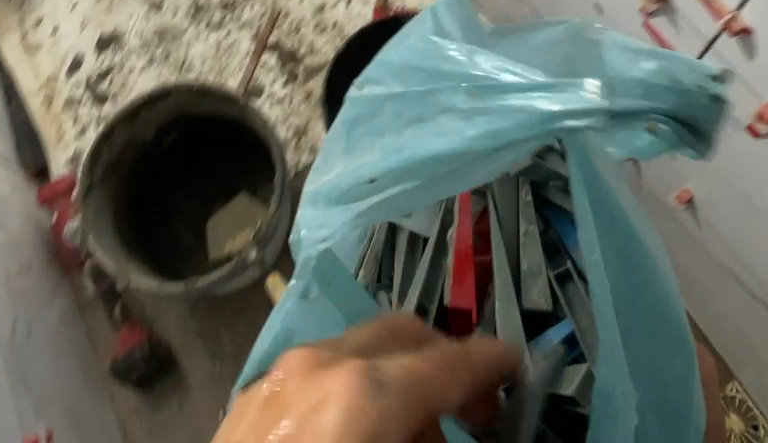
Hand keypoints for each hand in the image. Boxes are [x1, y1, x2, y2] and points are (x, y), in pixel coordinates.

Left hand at [215, 314, 519, 442]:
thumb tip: (445, 432)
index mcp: (364, 393)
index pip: (447, 362)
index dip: (489, 363)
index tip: (516, 364)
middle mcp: (323, 364)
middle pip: (404, 335)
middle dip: (445, 364)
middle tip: (477, 411)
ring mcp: (281, 374)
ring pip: (360, 350)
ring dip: (399, 380)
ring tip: (411, 440)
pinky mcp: (251, 396)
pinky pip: (321, 372)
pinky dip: (355, 390)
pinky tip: (356, 439)